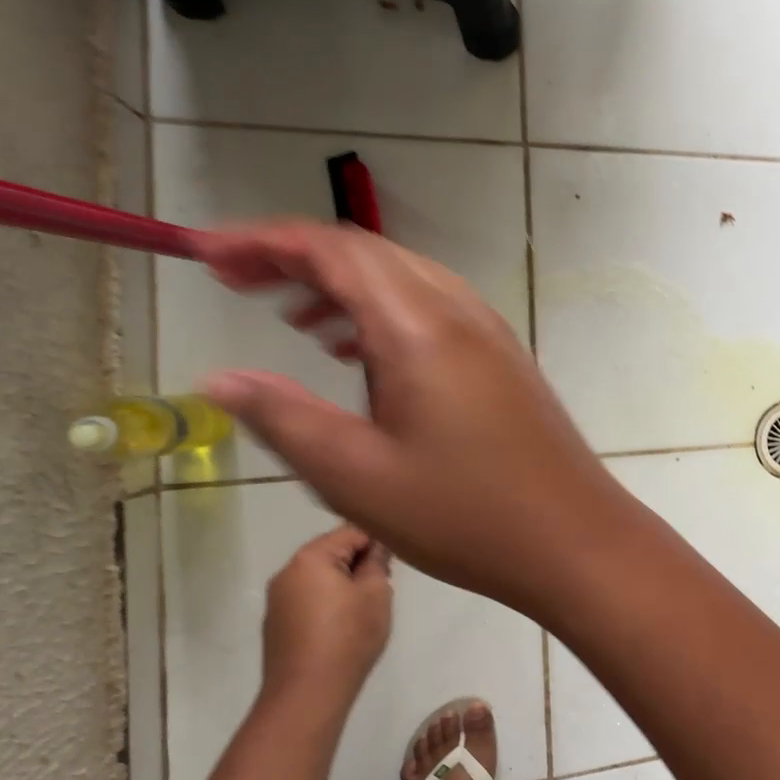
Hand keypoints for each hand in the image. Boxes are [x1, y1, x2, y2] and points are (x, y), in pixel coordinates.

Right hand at [199, 222, 625, 609]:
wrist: (575, 538)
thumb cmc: (464, 515)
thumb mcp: (356, 476)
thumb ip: (283, 417)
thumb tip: (220, 378)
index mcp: (421, 329)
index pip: (335, 251)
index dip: (264, 241)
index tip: (204, 253)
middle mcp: (461, 315)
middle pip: (372, 256)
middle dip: (299, 258)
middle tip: (235, 281)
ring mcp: (492, 336)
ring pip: (407, 281)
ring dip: (345, 285)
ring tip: (290, 317)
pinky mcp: (505, 360)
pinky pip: (437, 311)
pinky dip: (387, 314)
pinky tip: (359, 353)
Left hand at [263, 526, 392, 704]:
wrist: (308, 693)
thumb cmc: (348, 636)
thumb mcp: (376, 593)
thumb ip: (377, 562)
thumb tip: (376, 549)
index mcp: (309, 559)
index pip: (351, 532)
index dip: (378, 541)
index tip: (396, 560)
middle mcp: (286, 573)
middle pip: (332, 552)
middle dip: (360, 562)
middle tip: (385, 584)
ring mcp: (278, 600)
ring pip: (320, 577)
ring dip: (345, 583)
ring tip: (367, 607)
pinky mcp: (277, 624)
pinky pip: (309, 598)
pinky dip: (329, 602)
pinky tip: (345, 625)